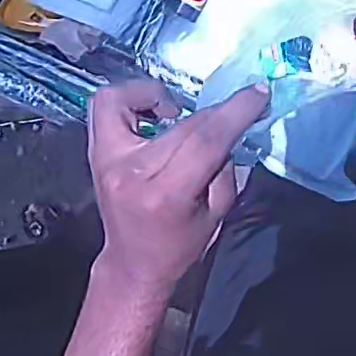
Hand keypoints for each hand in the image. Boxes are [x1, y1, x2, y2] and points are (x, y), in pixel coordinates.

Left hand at [87, 80, 269, 303]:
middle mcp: (133, 172)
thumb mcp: (217, 210)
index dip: (236, 111)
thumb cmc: (180, 244)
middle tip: (232, 109)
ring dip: (160, 95)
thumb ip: (225, 165)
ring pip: (129, 100)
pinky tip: (152, 113)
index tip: (258, 92)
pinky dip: (131, 98)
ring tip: (177, 110)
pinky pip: (106, 104)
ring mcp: (108, 159)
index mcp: (167, 193)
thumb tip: (233, 124)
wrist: (134, 262)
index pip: (206, 140)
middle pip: (183, 123)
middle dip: (217, 109)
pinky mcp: (97, 151)